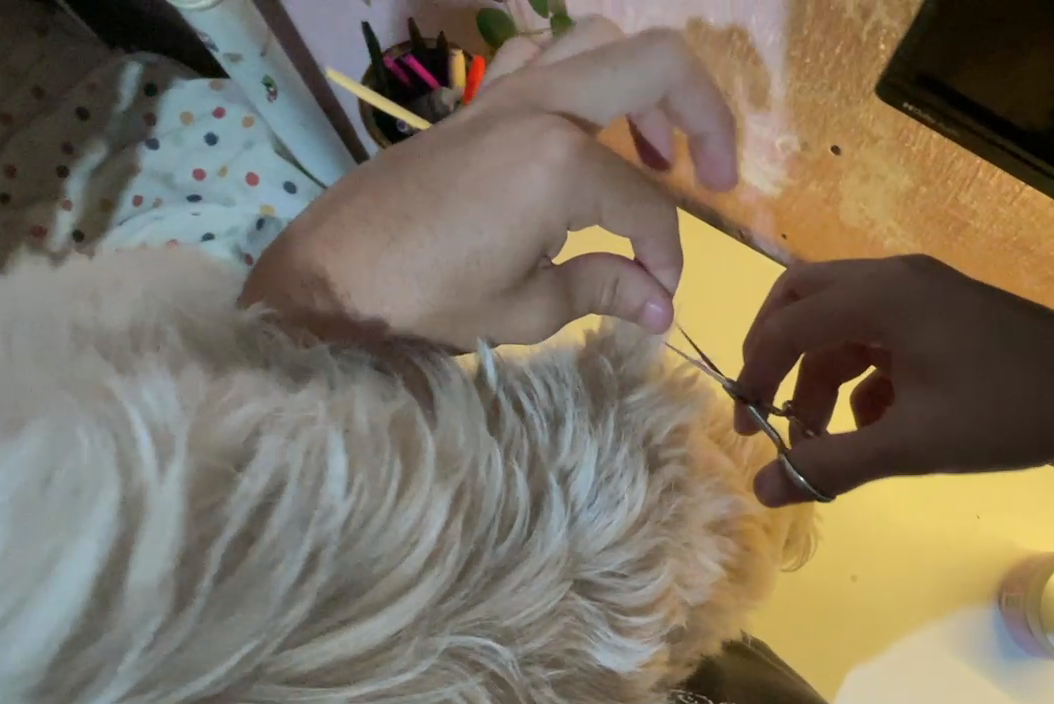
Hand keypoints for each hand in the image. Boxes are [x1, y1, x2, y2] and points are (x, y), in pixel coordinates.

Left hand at [242, 19, 736, 347]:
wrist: (334, 275)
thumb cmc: (427, 301)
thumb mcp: (525, 311)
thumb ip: (602, 291)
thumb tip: (661, 308)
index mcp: (560, 166)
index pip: (647, 210)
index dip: (667, 259)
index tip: (658, 300)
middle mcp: (542, 107)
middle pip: (657, 67)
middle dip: (706, 117)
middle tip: (718, 175)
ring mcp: (504, 94)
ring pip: (601, 41)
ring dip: (646, 85)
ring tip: (656, 149)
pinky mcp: (475, 103)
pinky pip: (540, 54)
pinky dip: (578, 74)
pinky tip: (582, 121)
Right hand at [736, 256, 1053, 504]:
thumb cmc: (1005, 414)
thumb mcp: (910, 444)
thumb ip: (830, 465)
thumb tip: (761, 492)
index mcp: (884, 297)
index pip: (788, 326)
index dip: (755, 377)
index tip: (746, 429)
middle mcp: (894, 282)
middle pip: (803, 301)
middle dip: (775, 356)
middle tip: (764, 406)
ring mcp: (919, 297)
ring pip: (838, 326)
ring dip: (818, 379)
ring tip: (819, 438)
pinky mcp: (937, 319)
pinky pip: (873, 341)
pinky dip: (857, 382)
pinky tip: (873, 427)